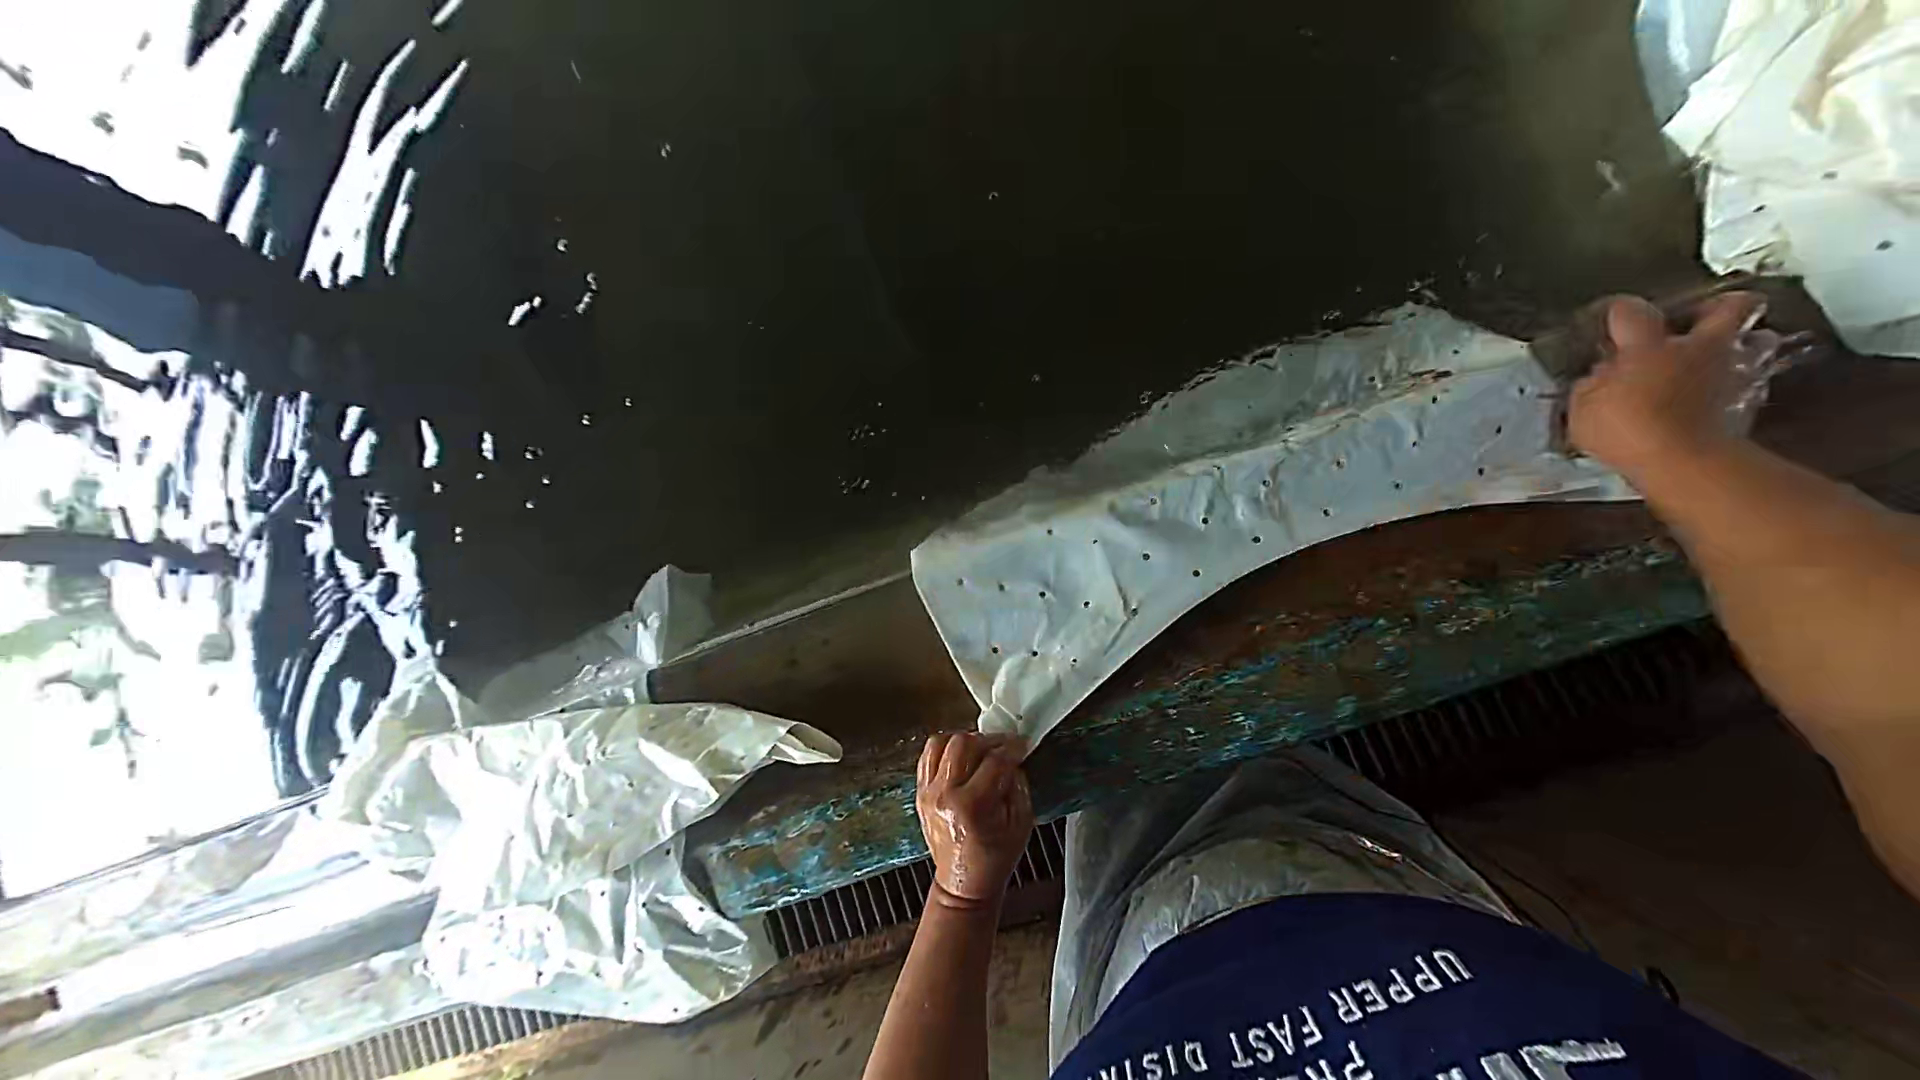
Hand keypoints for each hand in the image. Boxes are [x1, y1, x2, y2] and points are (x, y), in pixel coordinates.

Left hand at [915, 732, 1032, 909]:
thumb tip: (1012, 758)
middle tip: (1003, 746)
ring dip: (965, 740)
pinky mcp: (920, 792)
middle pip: (963, 744)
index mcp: (971, 806)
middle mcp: (944, 795)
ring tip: (980, 749)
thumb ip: (1018, 784)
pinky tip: (961, 755)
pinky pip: (928, 756)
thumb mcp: (1021, 822)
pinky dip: (945, 749)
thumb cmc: (993, 858)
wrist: (964, 883)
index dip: (1012, 749)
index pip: (994, 761)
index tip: (1021, 746)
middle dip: (989, 741)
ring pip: (941, 743)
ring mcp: (928, 793)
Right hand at [1567, 291, 1773, 479]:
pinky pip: (1746, 378)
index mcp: (1649, 346)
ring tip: (1709, 358)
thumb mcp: (1582, 407)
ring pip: (1754, 339)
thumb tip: (1602, 373)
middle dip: (1713, 307)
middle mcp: (1697, 348)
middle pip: (1730, 306)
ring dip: (1735, 344)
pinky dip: (1730, 382)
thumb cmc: (1622, 429)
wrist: (1680, 460)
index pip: (1631, 311)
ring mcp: (1729, 371)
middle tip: (1690, 321)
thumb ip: (1592, 383)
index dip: (1616, 309)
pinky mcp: (1747, 397)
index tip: (1608, 315)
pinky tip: (1709, 394)